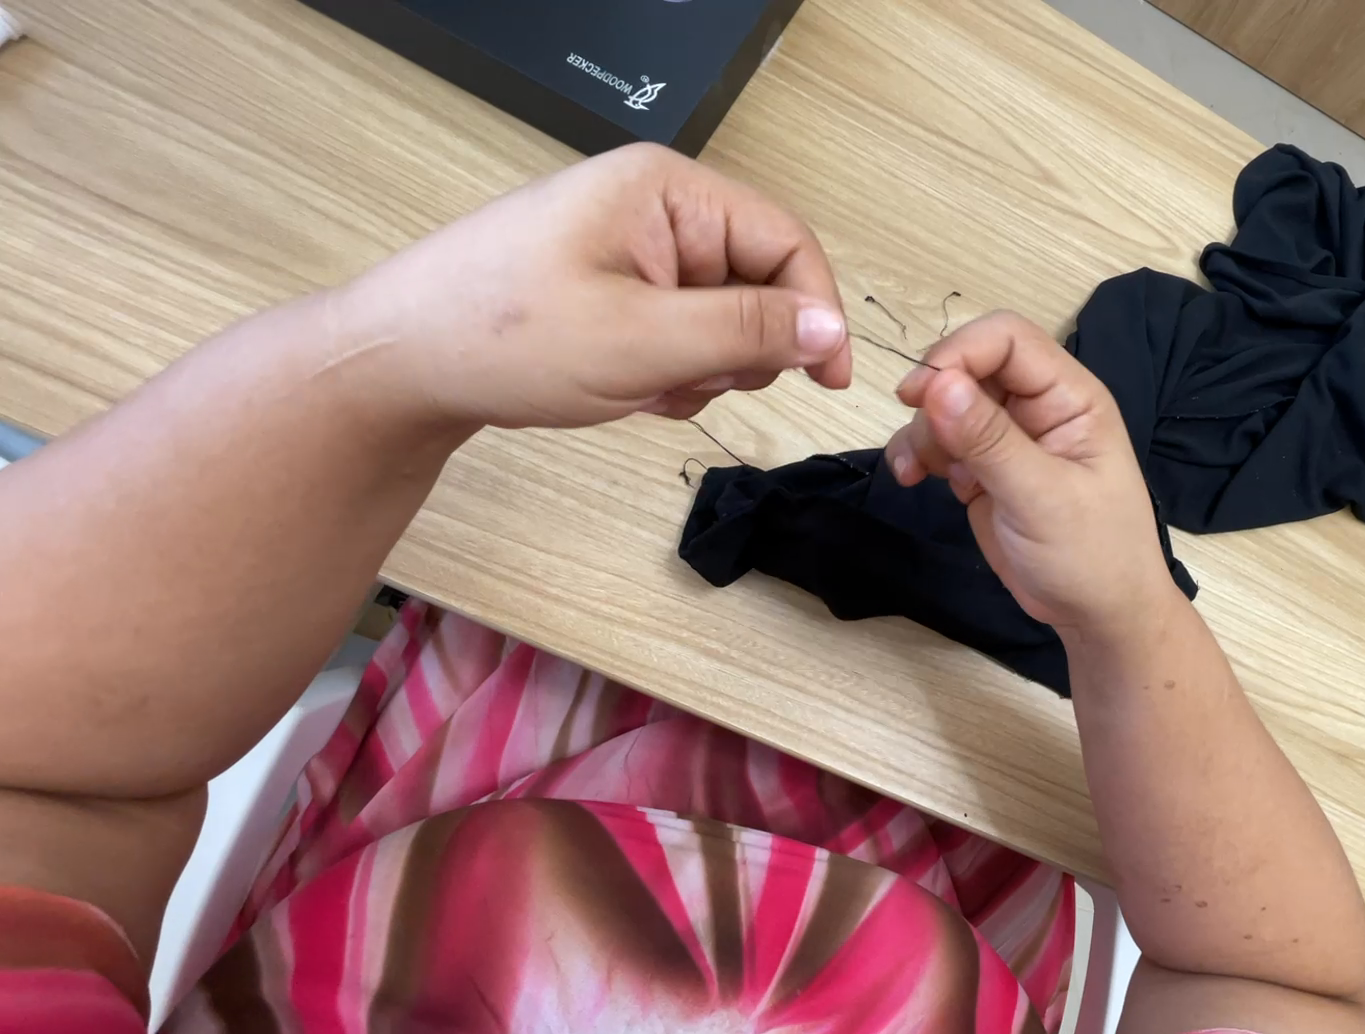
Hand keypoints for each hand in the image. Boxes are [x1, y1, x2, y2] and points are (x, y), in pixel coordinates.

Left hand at [335, 143, 852, 428]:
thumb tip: (831, 330)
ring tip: (650, 380)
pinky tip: (634, 383)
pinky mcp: (632, 292)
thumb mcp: (643, 339)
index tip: (830, 379)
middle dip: (744, 348)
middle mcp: (663, 213)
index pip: (787, 244)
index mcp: (670, 192)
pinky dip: (681, 374)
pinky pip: (696, 339)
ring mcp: (646, 255)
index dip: (819, 313)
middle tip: (697, 377)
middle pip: (763, 285)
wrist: (406, 367)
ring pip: (733, 322)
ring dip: (709, 368)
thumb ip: (748, 330)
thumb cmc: (504, 337)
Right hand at [884, 312, 1181, 633]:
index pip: (1008, 340)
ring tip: (913, 472)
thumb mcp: (1042, 497)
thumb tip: (936, 383)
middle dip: (934, 396)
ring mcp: (1008, 440)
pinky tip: (912, 479)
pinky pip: (941, 443)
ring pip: (947, 406)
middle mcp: (1037, 408)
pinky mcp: (984, 471)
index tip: (920, 394)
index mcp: (1069, 397)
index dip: (960, 353)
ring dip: (921, 431)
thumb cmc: (1090, 555)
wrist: (1097, 616)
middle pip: (970, 368)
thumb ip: (989, 440)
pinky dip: (919, 454)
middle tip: (918, 437)